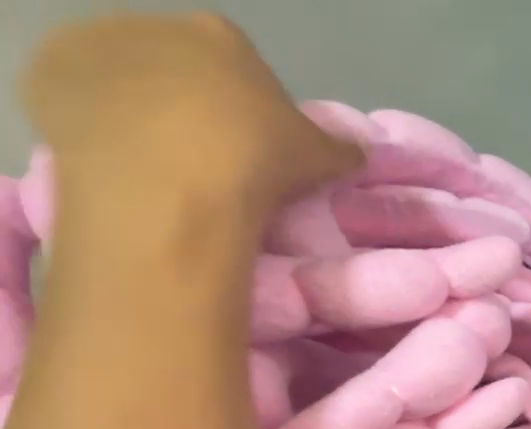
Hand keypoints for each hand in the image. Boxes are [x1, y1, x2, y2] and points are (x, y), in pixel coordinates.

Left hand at [20, 12, 360, 209]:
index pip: (241, 63)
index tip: (262, 144)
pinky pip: (83, 100)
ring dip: (146, 112)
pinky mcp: (48, 75)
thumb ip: (343, 148)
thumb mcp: (323, 157)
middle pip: (180, 66)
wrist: (170, 178)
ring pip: (130, 83)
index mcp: (222, 36)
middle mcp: (154, 25)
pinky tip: (128, 160)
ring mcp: (94, 45)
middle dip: (195, 102)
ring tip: (172, 165)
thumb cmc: (258, 157)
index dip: (254, 105)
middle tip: (219, 157)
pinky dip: (102, 124)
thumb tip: (360, 149)